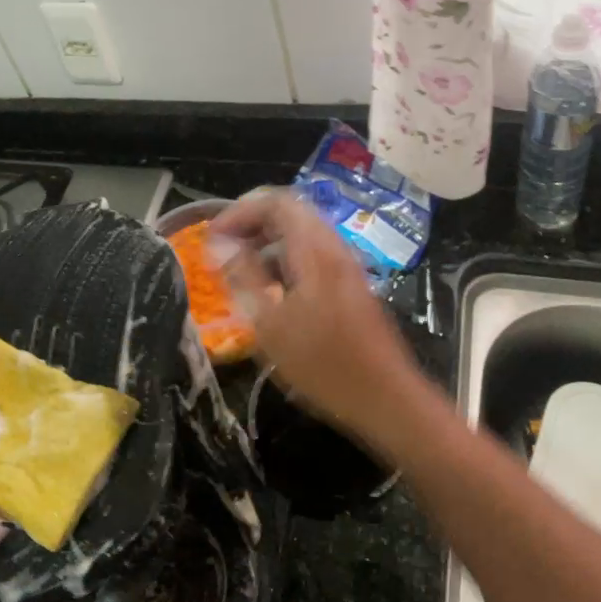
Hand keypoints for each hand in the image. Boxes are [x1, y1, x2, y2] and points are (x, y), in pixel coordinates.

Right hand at [208, 190, 425, 448]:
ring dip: (267, 244)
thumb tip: (220, 244)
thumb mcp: (270, 324)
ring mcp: (346, 266)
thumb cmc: (324, 365)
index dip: (239, 212)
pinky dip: (285, 260)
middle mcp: (333, 248)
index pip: (275, 202)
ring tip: (240, 272)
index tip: (212, 238)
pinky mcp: (351, 285)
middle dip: (251, 224)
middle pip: (289, 213)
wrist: (387, 399)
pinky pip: (312, 255)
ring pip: (301, 234)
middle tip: (223, 251)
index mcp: (314, 250)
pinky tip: (270, 292)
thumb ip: (243, 277)